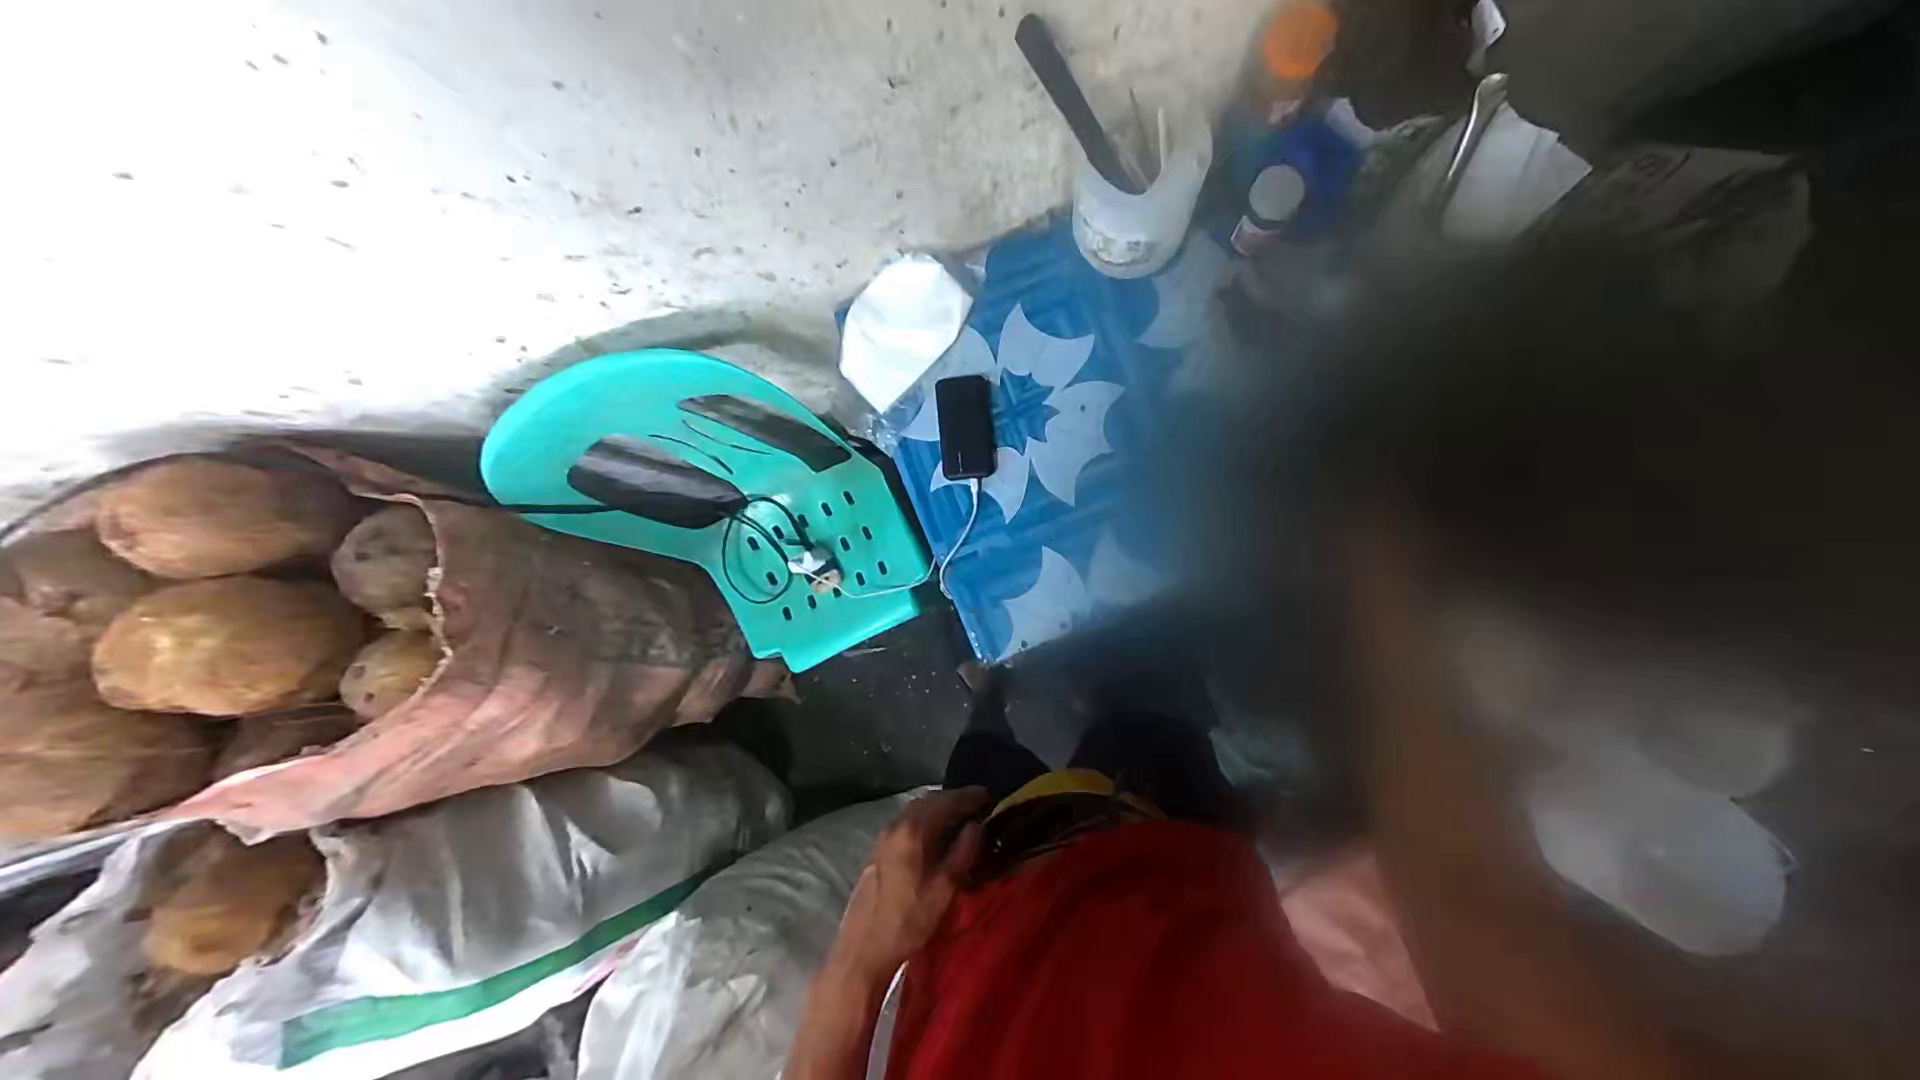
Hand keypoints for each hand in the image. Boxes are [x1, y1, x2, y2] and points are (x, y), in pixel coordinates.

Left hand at [825, 787, 989, 983]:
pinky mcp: (877, 852)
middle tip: (977, 805)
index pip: (944, 802)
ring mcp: (882, 839)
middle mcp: (894, 826)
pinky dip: (924, 821)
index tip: (988, 796)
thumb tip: (976, 826)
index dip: (968, 797)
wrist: (863, 951)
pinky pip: (906, 824)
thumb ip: (962, 853)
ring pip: (914, 812)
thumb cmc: (907, 922)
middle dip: (953, 799)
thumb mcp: (944, 890)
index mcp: (911, 831)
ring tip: (960, 818)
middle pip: (927, 801)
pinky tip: (935, 835)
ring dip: (937, 809)